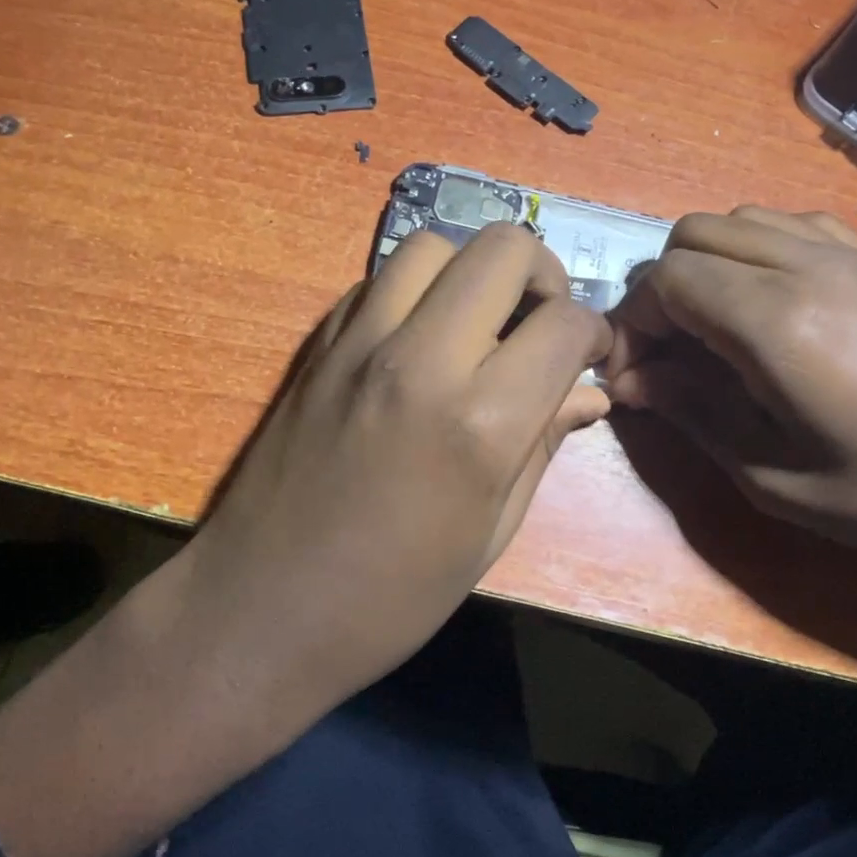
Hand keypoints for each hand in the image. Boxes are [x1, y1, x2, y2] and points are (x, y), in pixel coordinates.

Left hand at [182, 223, 610, 707]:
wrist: (261, 612)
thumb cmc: (392, 598)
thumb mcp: (490, 535)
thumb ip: (543, 446)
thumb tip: (589, 395)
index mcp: (479, 422)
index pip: (564, 324)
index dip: (594, 333)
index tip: (590, 357)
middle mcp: (421, 359)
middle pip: (503, 249)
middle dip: (543, 277)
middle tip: (541, 326)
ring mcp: (358, 344)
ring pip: (433, 244)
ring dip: (472, 273)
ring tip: (479, 325)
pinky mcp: (317, 346)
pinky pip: (377, 279)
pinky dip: (415, 291)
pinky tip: (420, 340)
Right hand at [604, 206, 856, 582]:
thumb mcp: (775, 479)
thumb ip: (693, 413)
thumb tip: (631, 377)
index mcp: (777, 322)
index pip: (666, 280)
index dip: (631, 322)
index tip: (629, 374)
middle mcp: (807, 265)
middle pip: (693, 236)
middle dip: (661, 290)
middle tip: (667, 357)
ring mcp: (849, 253)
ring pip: (739, 220)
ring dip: (706, 267)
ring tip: (713, 334)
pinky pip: (790, 224)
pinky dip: (755, 253)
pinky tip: (770, 310)